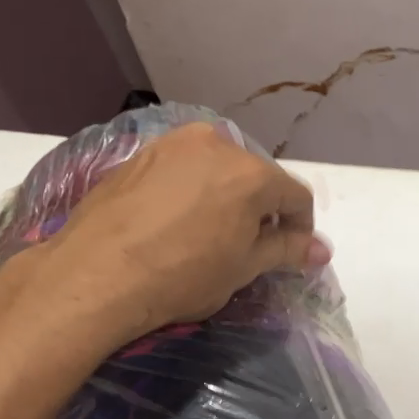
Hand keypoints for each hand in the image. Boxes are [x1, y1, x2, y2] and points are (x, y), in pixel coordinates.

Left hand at [25, 121, 329, 344]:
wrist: (96, 272)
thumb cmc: (182, 274)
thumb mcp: (243, 268)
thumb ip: (286, 250)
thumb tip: (321, 249)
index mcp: (251, 173)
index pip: (296, 196)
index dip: (301, 228)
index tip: (291, 254)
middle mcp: (217, 144)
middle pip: (256, 177)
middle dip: (261, 209)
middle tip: (248, 247)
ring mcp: (173, 144)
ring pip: (218, 169)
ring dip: (225, 197)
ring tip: (210, 234)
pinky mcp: (139, 154)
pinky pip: (183, 170)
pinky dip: (191, 191)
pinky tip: (175, 223)